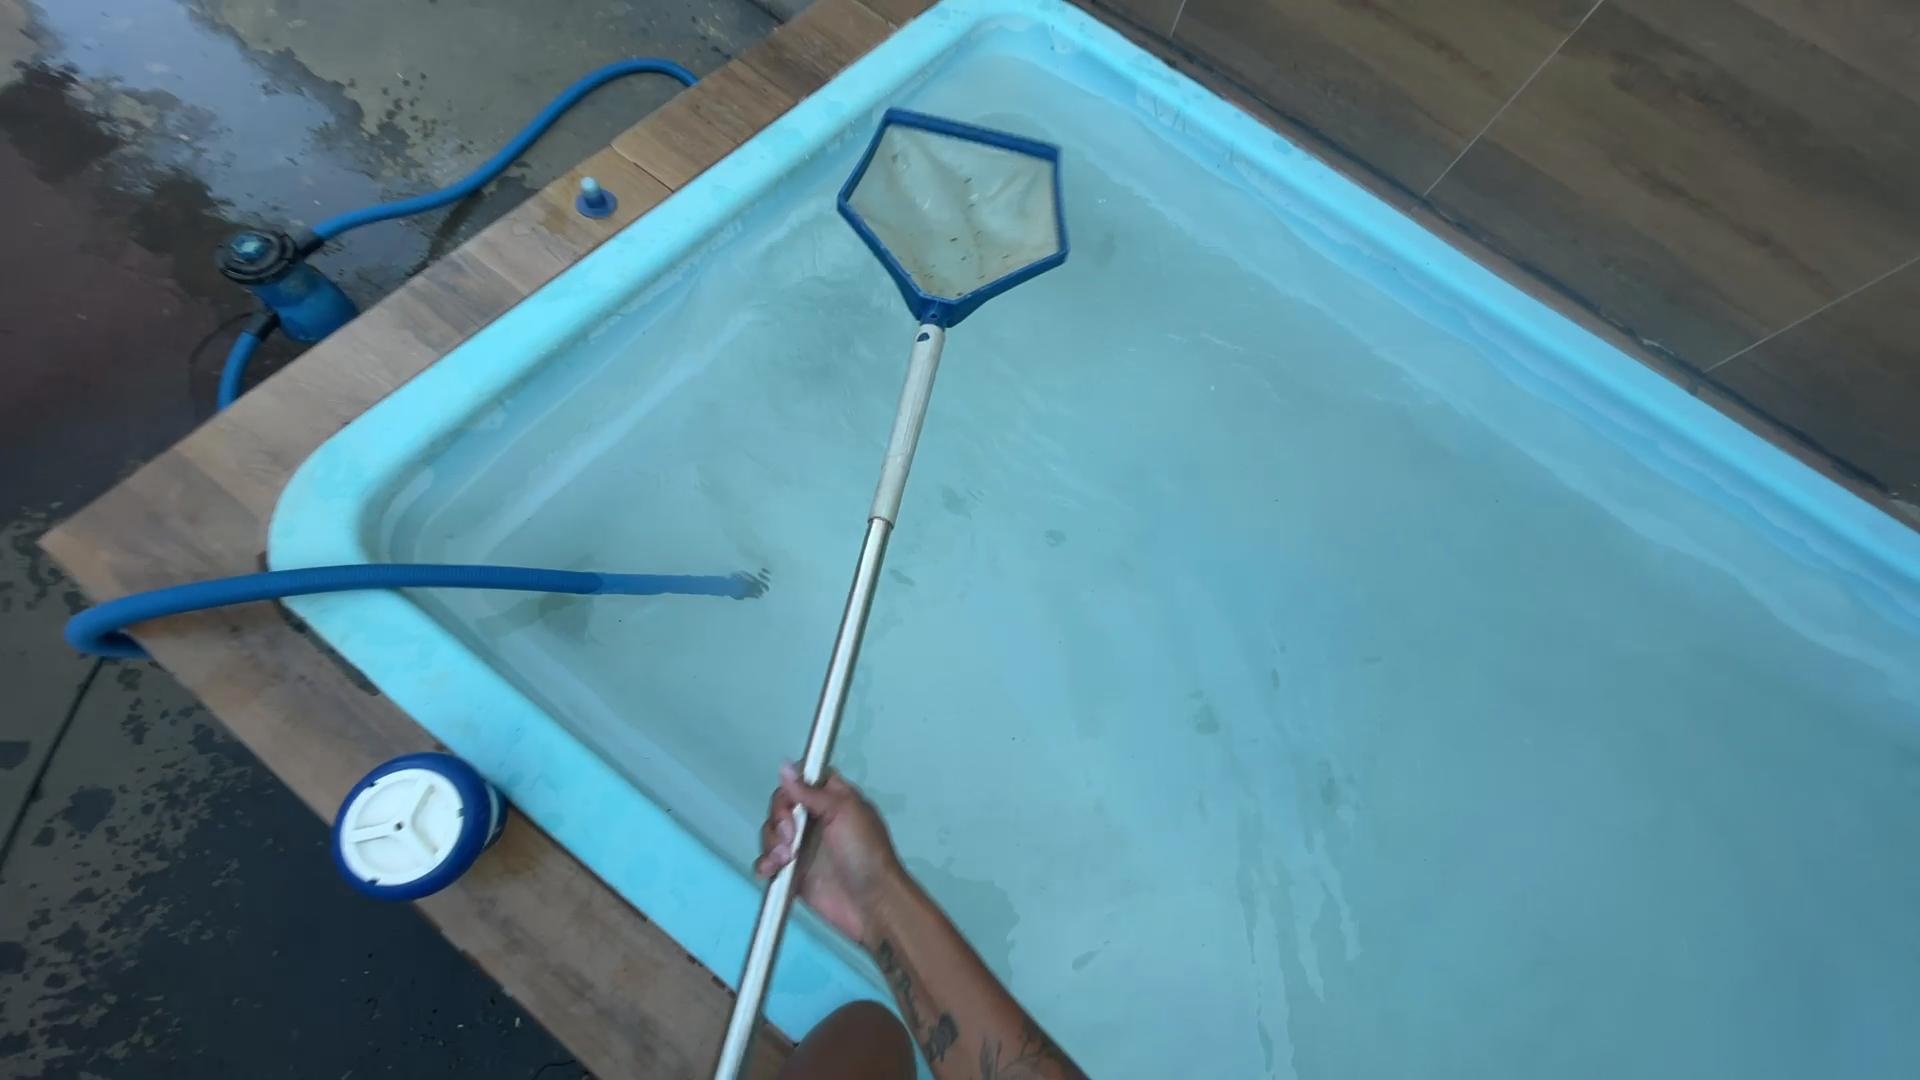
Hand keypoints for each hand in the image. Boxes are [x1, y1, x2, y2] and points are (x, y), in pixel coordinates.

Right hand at [756, 762, 902, 946]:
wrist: (871, 903)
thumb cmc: (863, 850)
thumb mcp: (843, 811)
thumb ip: (811, 791)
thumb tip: (784, 765)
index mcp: (832, 798)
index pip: (802, 780)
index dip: (791, 788)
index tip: (792, 803)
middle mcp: (815, 819)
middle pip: (781, 805)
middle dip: (779, 819)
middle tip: (790, 837)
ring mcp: (803, 846)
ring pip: (771, 833)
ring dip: (771, 844)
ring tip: (786, 859)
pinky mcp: (792, 873)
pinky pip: (767, 862)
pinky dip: (764, 864)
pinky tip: (772, 871)